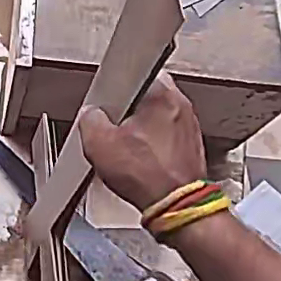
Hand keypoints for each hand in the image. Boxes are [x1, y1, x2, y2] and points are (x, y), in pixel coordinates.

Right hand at [78, 73, 206, 211]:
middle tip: (113, 134)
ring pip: (153, 121)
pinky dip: (152, 149)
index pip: (133, 75)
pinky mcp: (191, 147)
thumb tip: (90, 115)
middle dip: (126, 114)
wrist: (175, 205)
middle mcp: (181, 105)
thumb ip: (89, 119)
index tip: (106, 106)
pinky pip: (164, 140)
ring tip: (127, 153)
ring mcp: (189, 127)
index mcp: (161, 92)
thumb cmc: (147, 175)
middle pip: (142, 100)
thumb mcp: (98, 143)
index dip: (113, 93)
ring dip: (139, 133)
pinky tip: (140, 164)